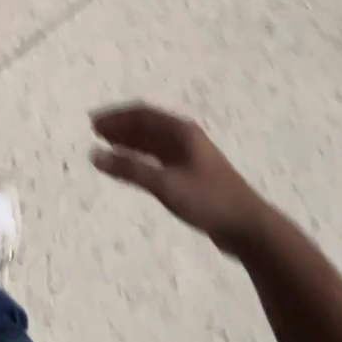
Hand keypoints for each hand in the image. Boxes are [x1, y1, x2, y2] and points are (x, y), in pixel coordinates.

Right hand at [92, 103, 276, 256]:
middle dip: (120, 127)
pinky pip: (158, 158)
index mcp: (181, 132)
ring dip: (128, 141)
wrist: (248, 227)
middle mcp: (185, 138)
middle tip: (95, 132)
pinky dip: (139, 158)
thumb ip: (129, 169)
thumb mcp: (165, 184)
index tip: (93, 123)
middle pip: (147, 125)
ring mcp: (189, 156)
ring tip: (106, 145)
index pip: (142, 114)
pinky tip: (129, 166)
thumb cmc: (208, 200)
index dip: (116, 117)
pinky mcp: (191, 175)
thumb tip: (94, 155)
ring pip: (152, 142)